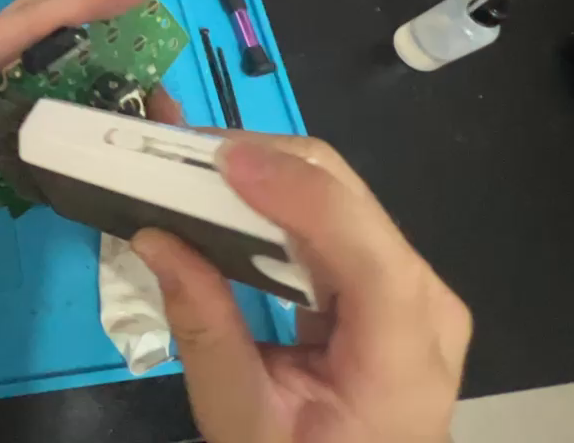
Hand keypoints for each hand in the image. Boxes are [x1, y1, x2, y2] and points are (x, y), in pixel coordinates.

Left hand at [0, 0, 159, 300]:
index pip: (26, 26)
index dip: (83, 2)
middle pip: (45, 29)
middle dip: (101, 16)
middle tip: (157, 21)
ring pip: (59, 64)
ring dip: (107, 63)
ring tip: (160, 94)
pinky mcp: (10, 136)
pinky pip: (58, 106)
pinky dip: (95, 102)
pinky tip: (125, 118)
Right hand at [131, 132, 470, 442]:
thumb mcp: (242, 417)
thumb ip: (203, 327)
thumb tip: (153, 236)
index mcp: (404, 358)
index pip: (368, 257)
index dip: (299, 195)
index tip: (224, 162)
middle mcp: (421, 298)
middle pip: (344, 195)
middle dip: (259, 161)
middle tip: (178, 156)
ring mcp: (405, 275)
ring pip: (332, 183)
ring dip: (258, 164)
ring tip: (189, 164)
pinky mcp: (380, 264)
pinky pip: (324, 201)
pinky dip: (268, 182)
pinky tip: (225, 181)